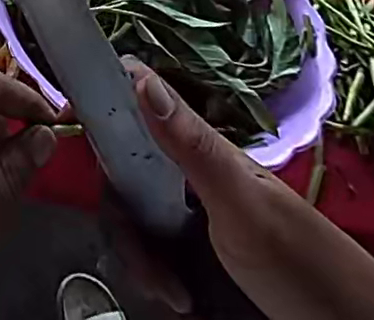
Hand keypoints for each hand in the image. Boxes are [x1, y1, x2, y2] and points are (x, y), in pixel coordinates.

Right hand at [123, 57, 373, 319]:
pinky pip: (147, 250)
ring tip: (168, 293)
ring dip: (135, 253)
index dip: (100, 110)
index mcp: (198, 147)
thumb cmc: (305, 264)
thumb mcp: (242, 203)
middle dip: (119, 214)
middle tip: (144, 264)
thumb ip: (190, 143)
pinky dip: (150, 274)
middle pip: (121, 171)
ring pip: (130, 214)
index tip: (68, 122)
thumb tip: (139, 75)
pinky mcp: (190, 255)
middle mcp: (187, 174)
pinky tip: (176, 298)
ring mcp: (188, 215)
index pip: (133, 109)